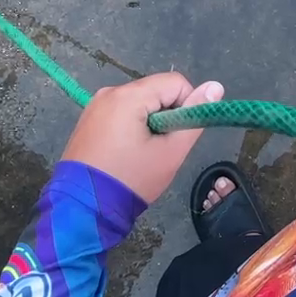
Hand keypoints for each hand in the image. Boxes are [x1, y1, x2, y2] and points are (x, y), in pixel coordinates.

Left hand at [62, 73, 223, 203]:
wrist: (79, 214)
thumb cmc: (130, 181)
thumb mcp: (170, 153)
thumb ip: (194, 118)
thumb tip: (216, 86)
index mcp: (128, 95)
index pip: (176, 83)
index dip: (186, 107)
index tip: (178, 136)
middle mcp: (109, 92)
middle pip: (156, 91)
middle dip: (166, 116)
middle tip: (159, 149)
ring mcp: (95, 106)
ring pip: (140, 103)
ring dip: (149, 123)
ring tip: (141, 154)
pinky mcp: (87, 120)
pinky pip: (121, 112)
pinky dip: (131, 127)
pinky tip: (125, 154)